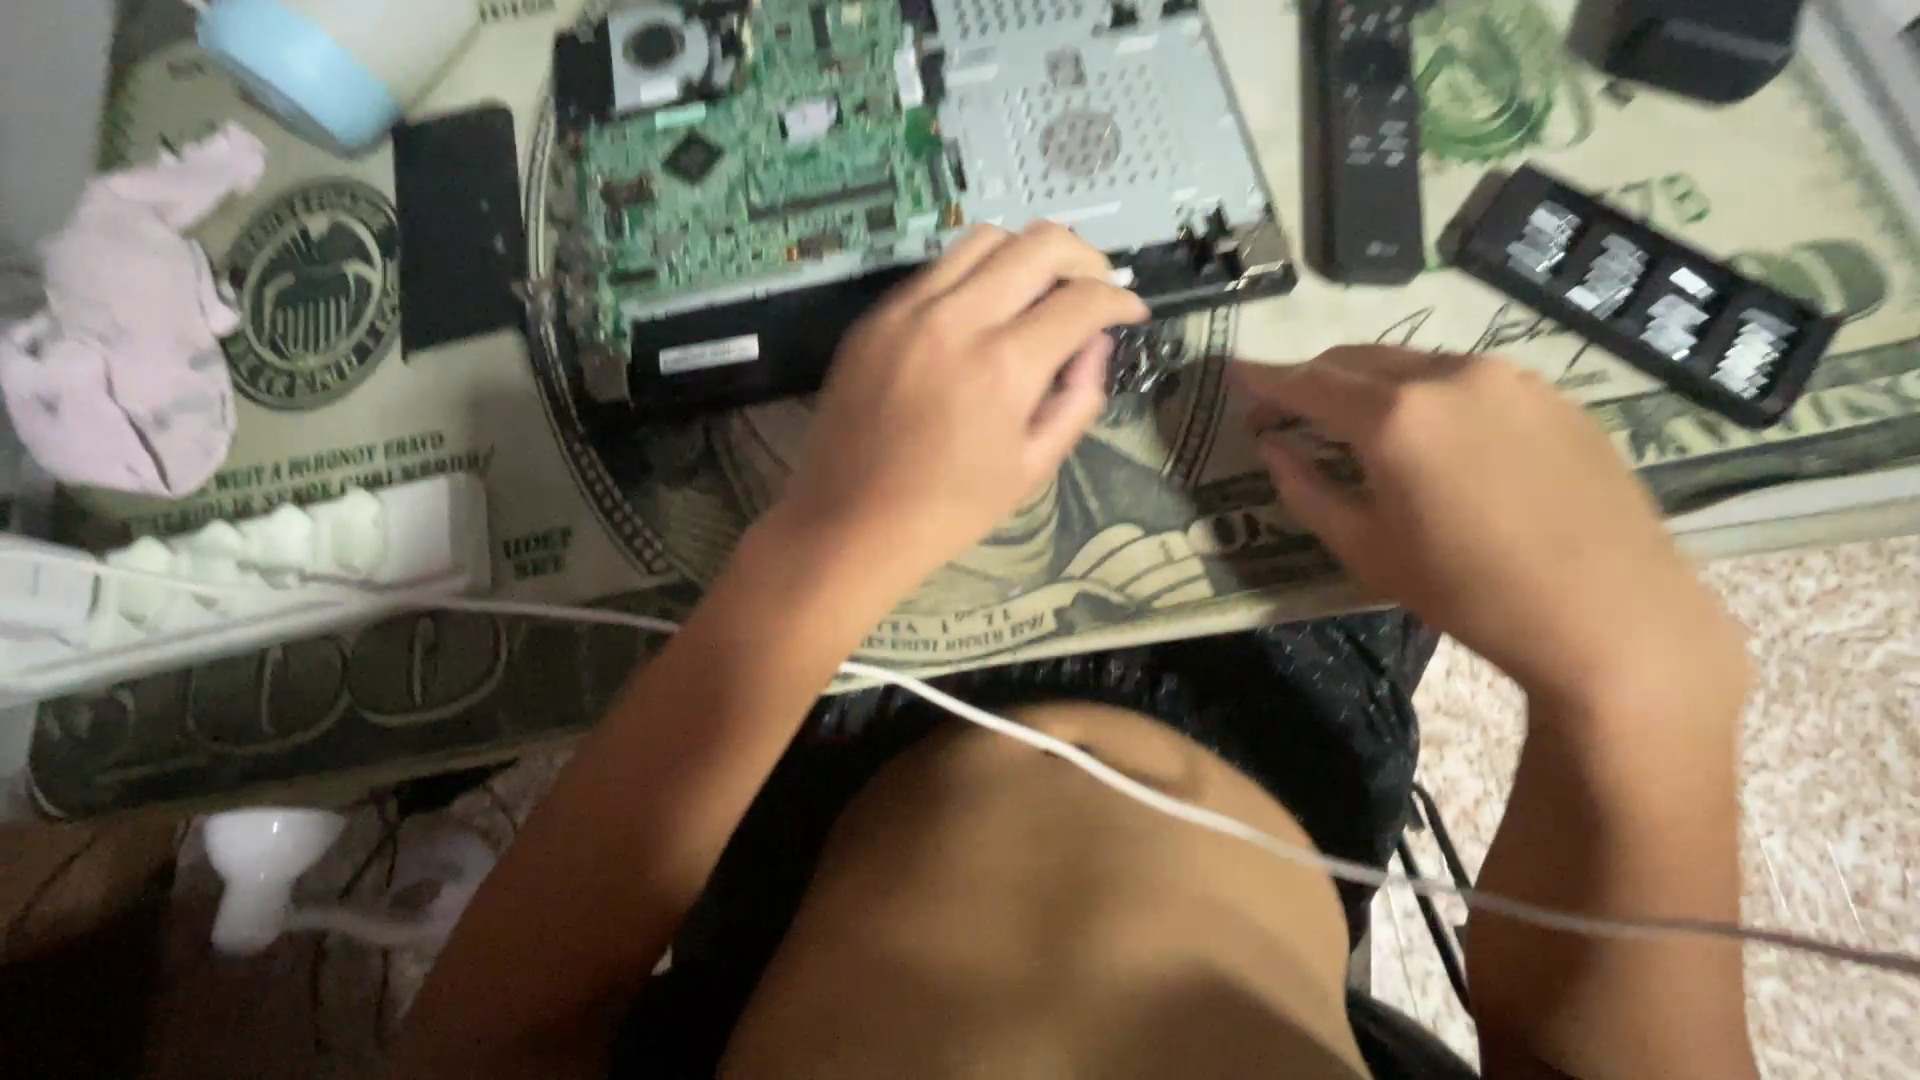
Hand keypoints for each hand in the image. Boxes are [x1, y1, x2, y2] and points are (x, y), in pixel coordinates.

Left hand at [770, 222, 1148, 587]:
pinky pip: (937, 268)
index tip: (1131, 311)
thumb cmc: (948, 510)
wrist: (850, 522)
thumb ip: (1077, 398)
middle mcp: (957, 320)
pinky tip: (983, 309)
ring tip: (1040, 288)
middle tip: (1096, 287)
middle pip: (1040, 244)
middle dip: (1086, 258)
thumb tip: (1094, 344)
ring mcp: (908, 310)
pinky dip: (975, 274)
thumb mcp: (1032, 467)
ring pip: (985, 238)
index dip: (1121, 300)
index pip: (1082, 300)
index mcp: (1004, 367)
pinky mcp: (875, 317)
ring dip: (1028, 253)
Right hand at [1237, 347, 1746, 712]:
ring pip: (1411, 363)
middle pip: (1356, 358)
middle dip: (1311, 378)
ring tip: (1349, 422)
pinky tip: (1424, 434)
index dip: (1264, 379)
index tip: (1233, 376)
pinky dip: (1422, 393)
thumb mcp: (1364, 549)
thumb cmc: (1466, 591)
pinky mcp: (1550, 394)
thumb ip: (1305, 489)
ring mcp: (1507, 378)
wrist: (1609, 614)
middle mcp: (1448, 376)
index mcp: (1395, 418)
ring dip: (1366, 383)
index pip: (1308, 382)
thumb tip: (1272, 448)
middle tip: (1282, 411)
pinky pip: (1462, 378)